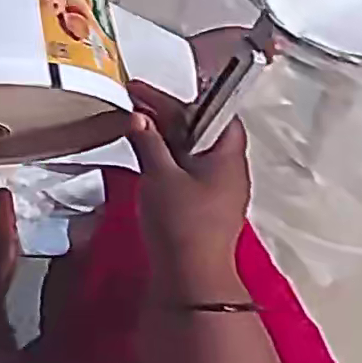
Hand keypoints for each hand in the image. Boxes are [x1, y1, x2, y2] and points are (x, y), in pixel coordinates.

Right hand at [124, 79, 251, 274]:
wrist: (189, 273)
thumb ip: (148, 142)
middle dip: (169, 112)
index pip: (216, 113)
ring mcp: (215, 186)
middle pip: (201, 129)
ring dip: (164, 132)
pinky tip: (143, 149)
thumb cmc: (181, 221)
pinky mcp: (201, 199)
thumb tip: (138, 117)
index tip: (155, 90)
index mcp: (227, 157)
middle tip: (135, 100)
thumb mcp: (159, 175)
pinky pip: (184, 163)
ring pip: (190, 147)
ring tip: (134, 120)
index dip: (187, 97)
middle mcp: (227, 169)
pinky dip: (164, 150)